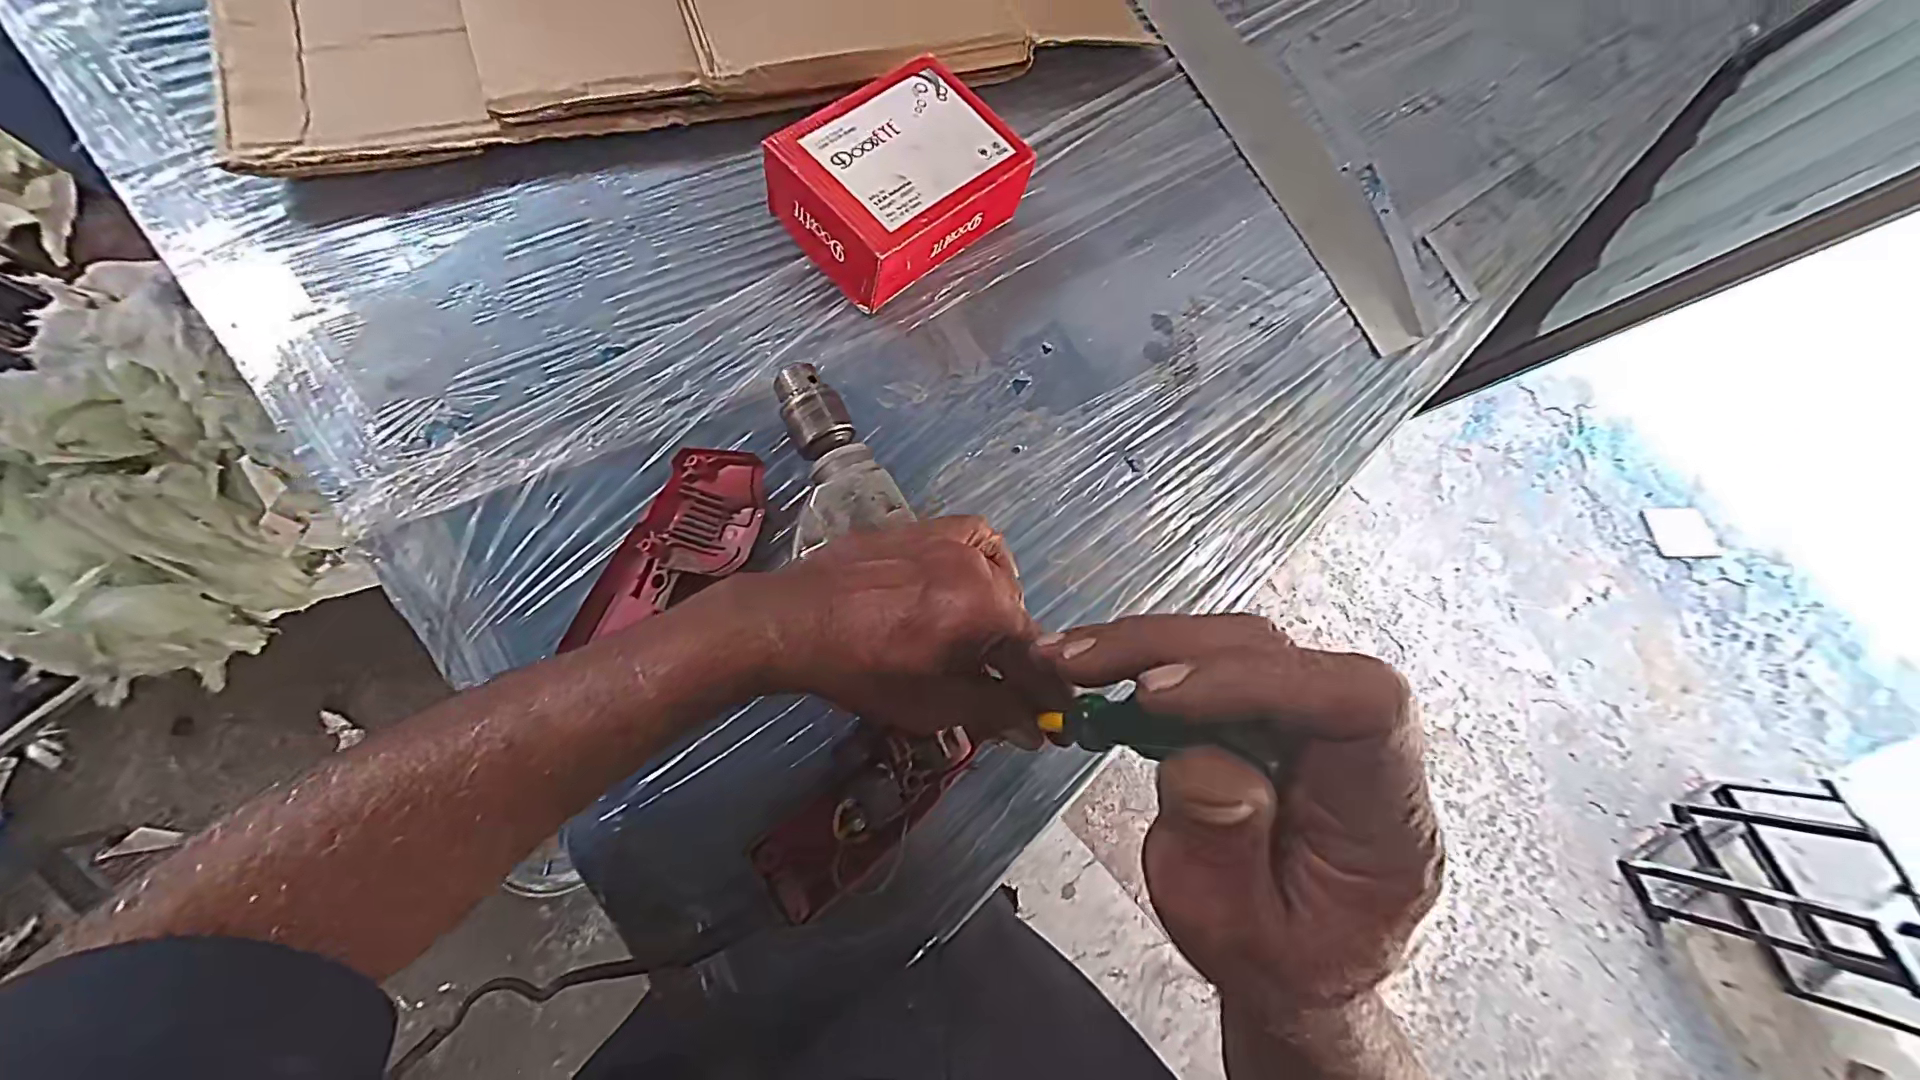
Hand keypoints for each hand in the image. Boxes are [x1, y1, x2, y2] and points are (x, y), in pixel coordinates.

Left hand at [739, 516, 1064, 740]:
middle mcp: (982, 568)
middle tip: (987, 679)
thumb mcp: (933, 704)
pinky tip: (968, 579)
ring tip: (967, 633)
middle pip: (1018, 619)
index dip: (1047, 692)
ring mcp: (955, 540)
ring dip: (997, 610)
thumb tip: (1036, 728)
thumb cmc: (862, 669)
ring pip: (1001, 580)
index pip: (1038, 659)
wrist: (799, 619)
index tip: (1052, 714)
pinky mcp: (930, 526)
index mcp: (989, 612)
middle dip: (1011, 655)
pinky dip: (986, 560)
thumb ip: (994, 711)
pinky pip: (978, 538)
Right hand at [1036, 614, 1441, 1014]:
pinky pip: (1207, 663)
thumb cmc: (1278, 960)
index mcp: (1381, 812)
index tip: (1157, 696)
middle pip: (1274, 654)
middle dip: (1169, 650)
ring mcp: (1305, 724)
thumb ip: (1223, 851)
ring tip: (1076, 658)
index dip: (1255, 680)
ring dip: (1147, 645)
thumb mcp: (1240, 938)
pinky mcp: (1262, 712)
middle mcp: (1351, 748)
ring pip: (1233, 645)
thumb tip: (1198, 758)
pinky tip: (1103, 667)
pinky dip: (1147, 659)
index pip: (1356, 702)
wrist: (1285, 963)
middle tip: (1085, 662)